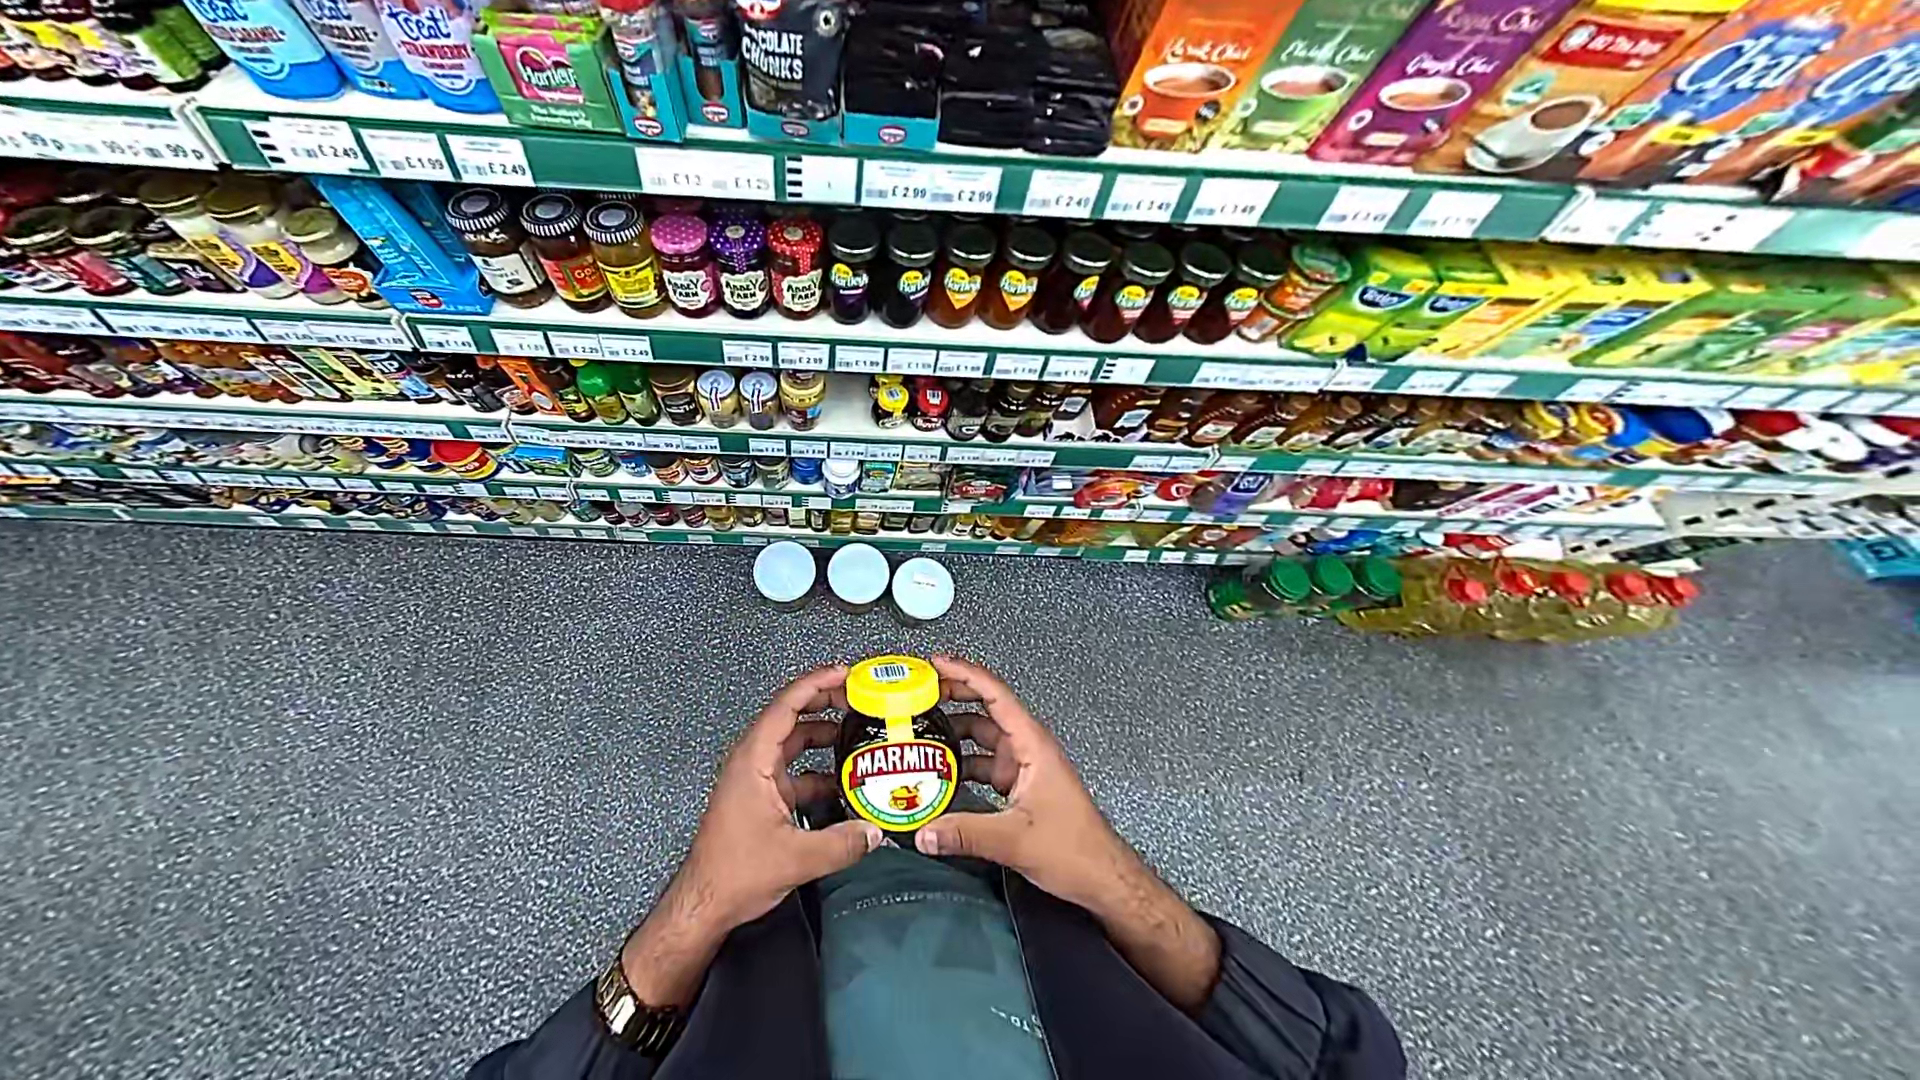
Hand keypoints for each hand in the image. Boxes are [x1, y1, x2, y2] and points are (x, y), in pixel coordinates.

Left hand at [623, 665, 881, 1005]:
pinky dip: (821, 766)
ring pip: (796, 741)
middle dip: (826, 701)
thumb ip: (843, 843)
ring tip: (856, 732)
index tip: (845, 674)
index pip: (787, 704)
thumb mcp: (796, 858)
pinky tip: (845, 780)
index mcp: (754, 760)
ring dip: (825, 733)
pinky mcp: (764, 795)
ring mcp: (758, 777)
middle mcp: (754, 761)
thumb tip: (874, 830)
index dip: (817, 683)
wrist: (704, 905)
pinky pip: (797, 768)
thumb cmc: (732, 874)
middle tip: (859, 697)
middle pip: (793, 715)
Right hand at [915, 655, 1221, 1012]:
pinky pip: (983, 763)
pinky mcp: (1018, 784)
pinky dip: (961, 763)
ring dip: (954, 732)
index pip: (995, 694)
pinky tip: (940, 773)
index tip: (937, 663)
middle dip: (953, 696)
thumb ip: (964, 834)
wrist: (1100, 875)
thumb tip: (924, 832)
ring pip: (982, 737)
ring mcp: (1023, 765)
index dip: (965, 673)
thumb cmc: (1074, 848)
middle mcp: (1027, 747)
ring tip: (922, 731)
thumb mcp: (1013, 840)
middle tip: (919, 694)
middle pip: (985, 708)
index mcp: (1032, 744)